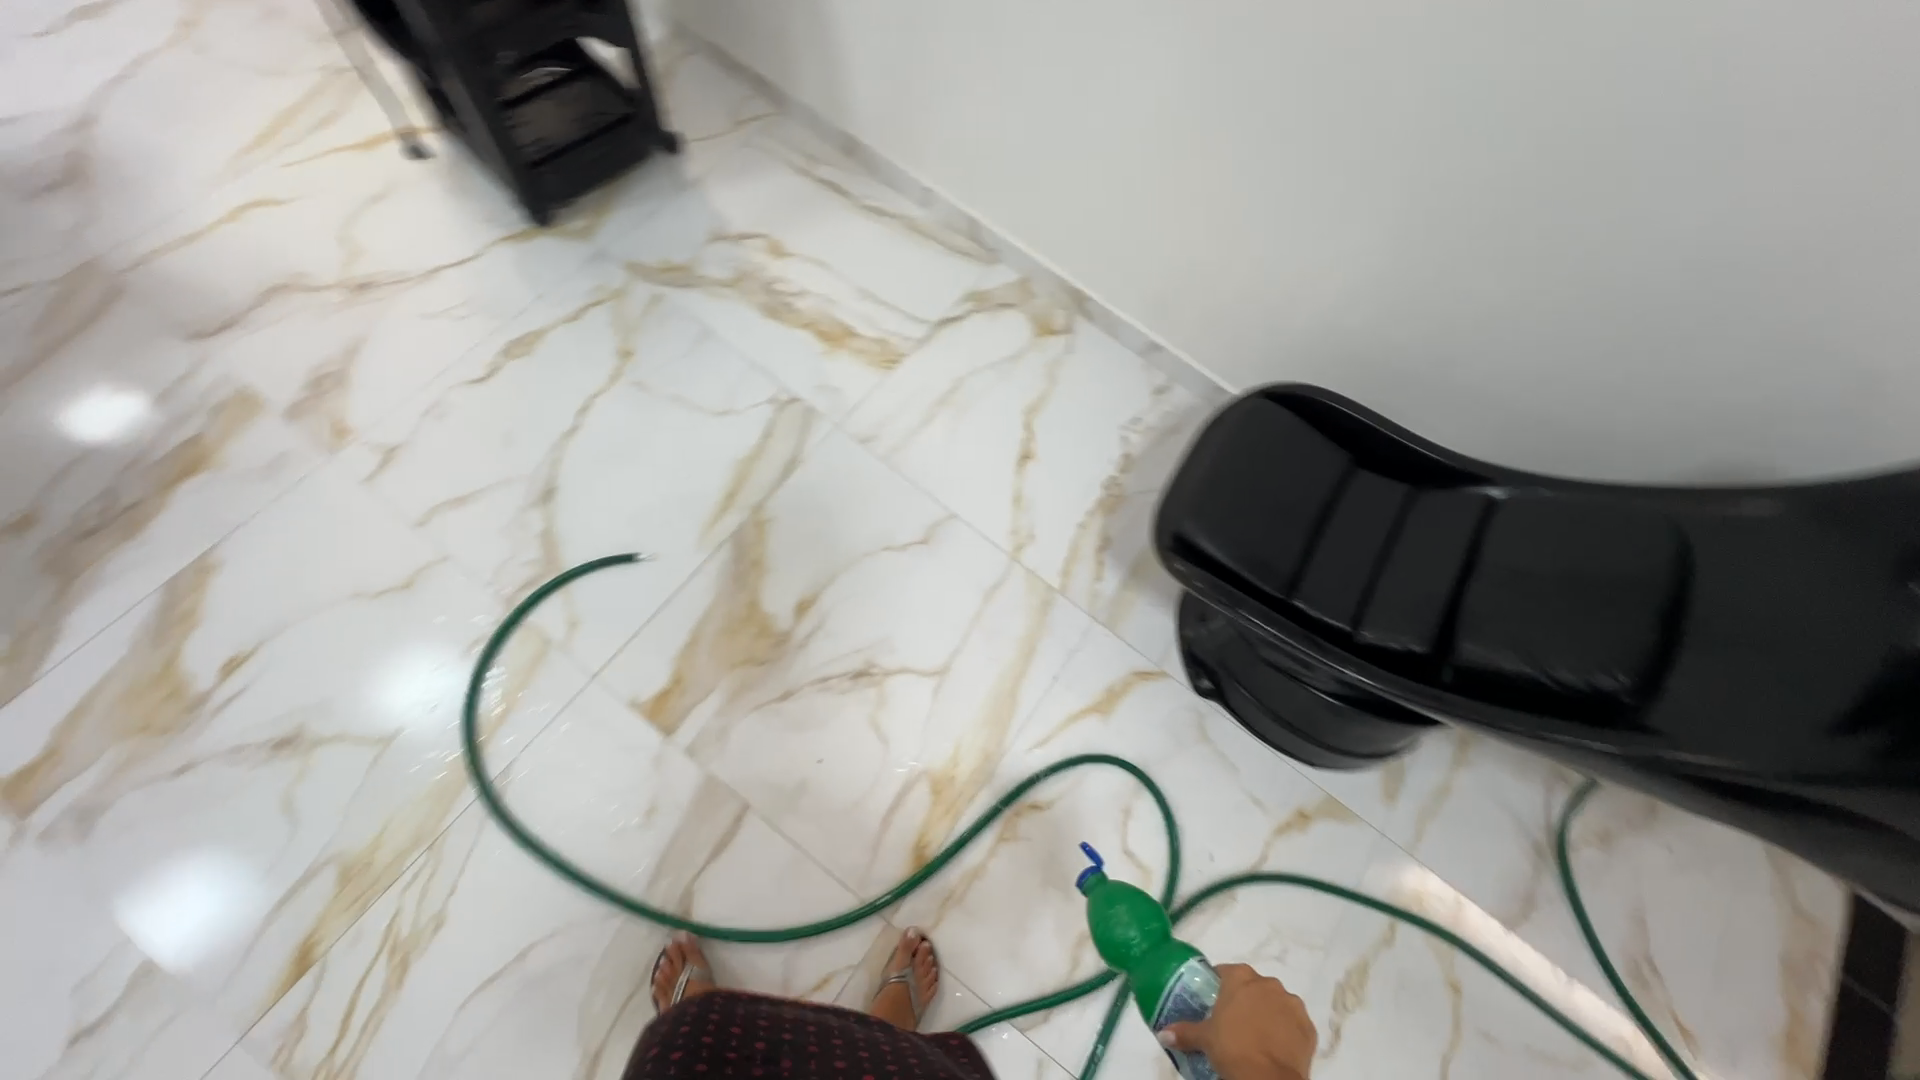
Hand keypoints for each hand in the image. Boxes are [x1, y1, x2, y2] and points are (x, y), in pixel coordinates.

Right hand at [1159, 963, 1316, 1079]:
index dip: (1218, 986)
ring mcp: (1292, 1003)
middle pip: (1253, 986)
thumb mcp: (1204, 1039)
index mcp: (1241, 978)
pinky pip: (1294, 1023)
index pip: (1225, 972)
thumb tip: (1162, 1033)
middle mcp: (1268, 983)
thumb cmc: (1232, 1049)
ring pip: (1276, 1003)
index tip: (1213, 1003)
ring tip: (1257, 1037)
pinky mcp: (1309, 1027)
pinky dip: (1287, 1031)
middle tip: (1233, 1022)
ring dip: (1268, 1013)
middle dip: (1245, 999)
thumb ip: (1183, 1031)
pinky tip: (1277, 1047)